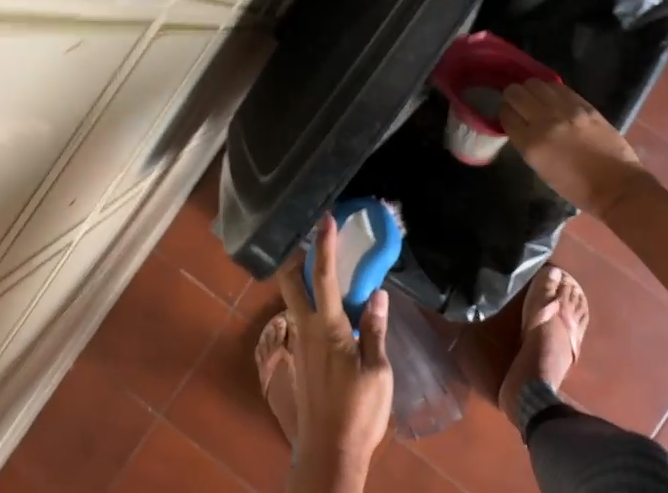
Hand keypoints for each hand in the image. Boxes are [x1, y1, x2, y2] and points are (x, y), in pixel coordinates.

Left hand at [276, 214, 391, 492]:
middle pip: (289, 281)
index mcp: (328, 328)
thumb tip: (378, 295)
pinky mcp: (300, 357)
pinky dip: (310, 300)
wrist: (328, 450)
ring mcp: (299, 343)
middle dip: (295, 254)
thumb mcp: (378, 372)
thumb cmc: (359, 411)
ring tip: (324, 264)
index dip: (324, 245)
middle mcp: (305, 329)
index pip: (323, 276)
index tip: (325, 218)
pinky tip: (329, 305)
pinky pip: (301, 317)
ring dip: (302, 277)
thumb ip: (375, 331)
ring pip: (293, 299)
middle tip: (310, 235)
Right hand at [500, 80, 649, 216]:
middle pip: (516, 93)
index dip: (504, 113)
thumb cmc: (576, 187)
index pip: (505, 114)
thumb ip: (526, 142)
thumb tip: (520, 124)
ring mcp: (566, 111)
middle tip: (518, 102)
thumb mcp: (540, 168)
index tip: (509, 115)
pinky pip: (559, 87)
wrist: (616, 186)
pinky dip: (551, 89)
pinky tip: (553, 97)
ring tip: (536, 97)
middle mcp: (545, 122)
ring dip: (531, 89)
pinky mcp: (584, 106)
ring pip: (535, 83)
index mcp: (531, 144)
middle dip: (512, 96)